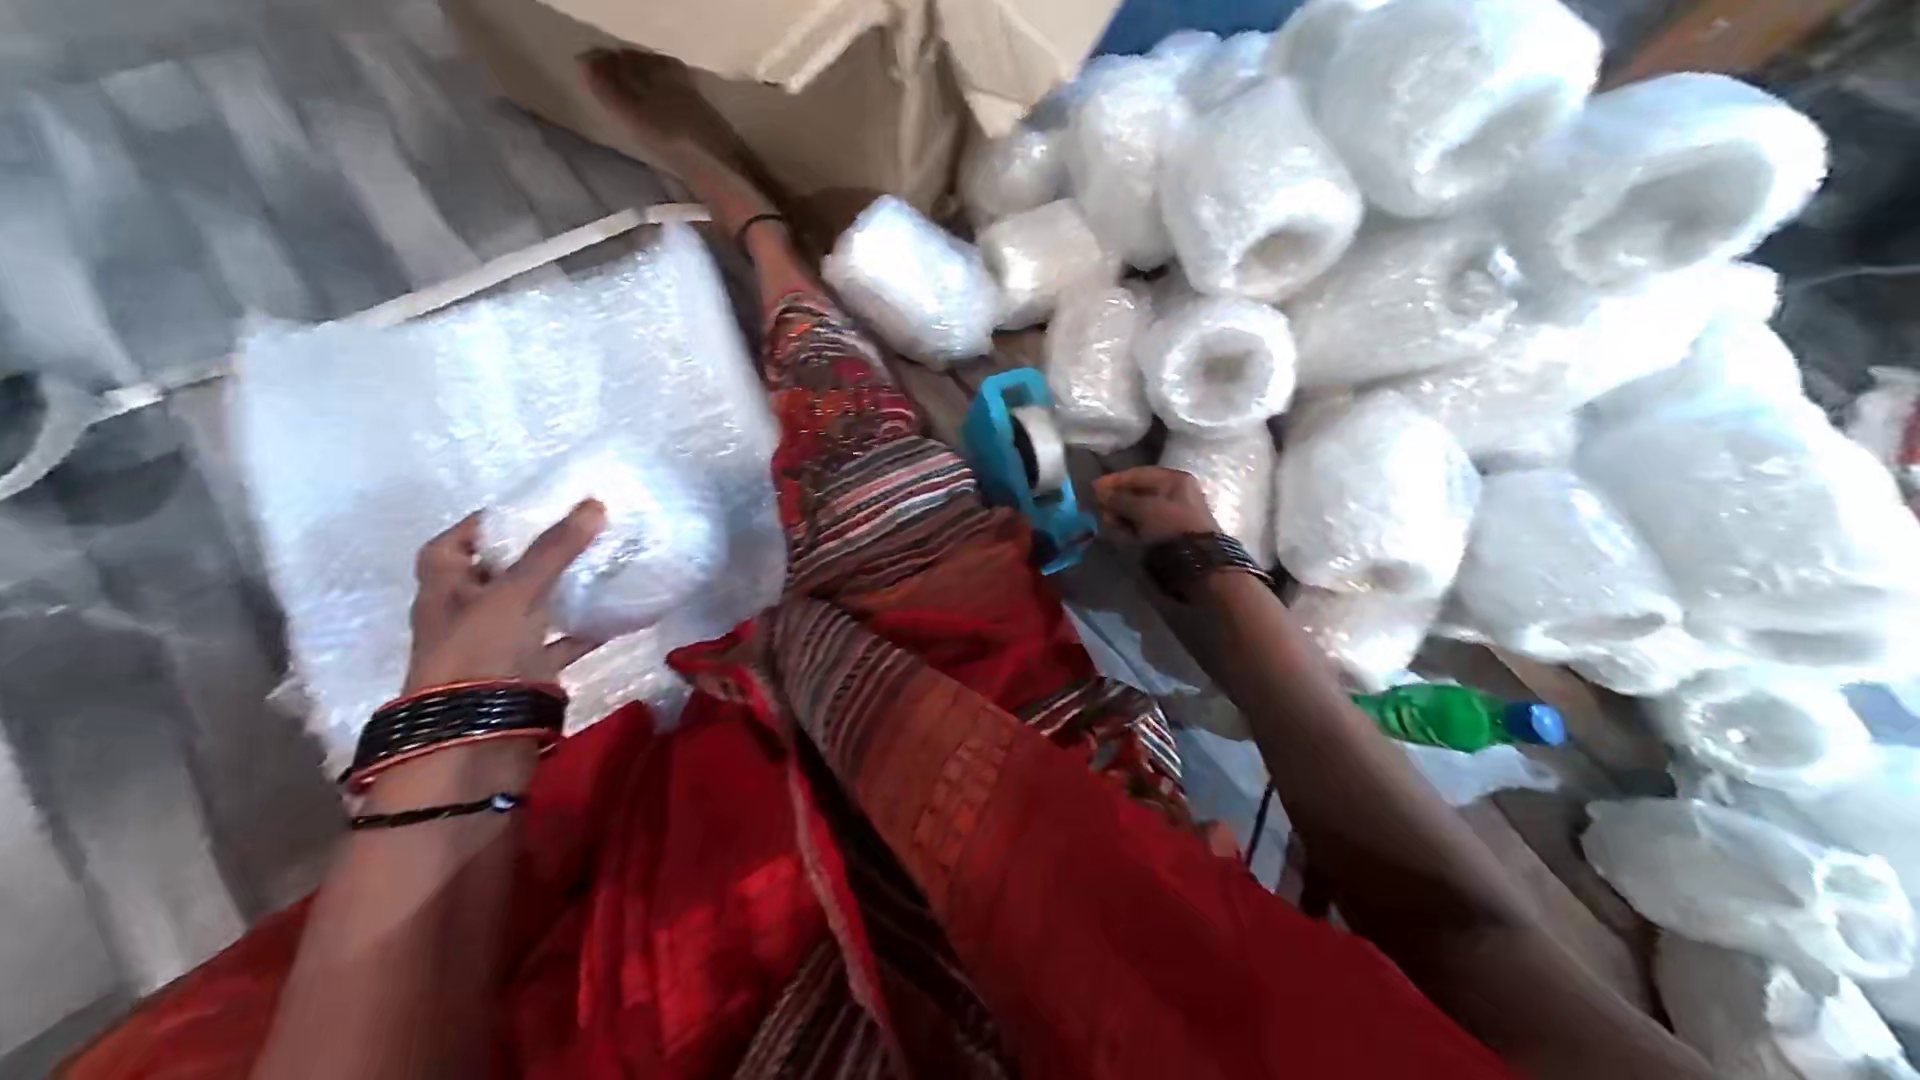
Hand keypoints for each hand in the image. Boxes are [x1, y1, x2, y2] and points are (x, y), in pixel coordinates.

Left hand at [403, 500, 606, 693]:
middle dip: (535, 553)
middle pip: (500, 573)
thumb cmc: (479, 651)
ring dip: (564, 589)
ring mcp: (499, 643)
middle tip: (576, 532)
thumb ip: (554, 550)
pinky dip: (588, 629)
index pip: (452, 544)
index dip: (483, 525)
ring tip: (601, 563)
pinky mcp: (528, 669)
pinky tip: (618, 613)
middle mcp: (468, 613)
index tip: (525, 509)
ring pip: (535, 606)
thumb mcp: (514, 592)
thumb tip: (594, 504)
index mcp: (445, 589)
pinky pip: (562, 641)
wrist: (480, 735)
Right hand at [1093, 467, 1219, 545]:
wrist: (1196, 564)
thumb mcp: (1142, 509)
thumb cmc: (1170, 526)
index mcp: (1175, 480)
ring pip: (1140, 511)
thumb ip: (1118, 499)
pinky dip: (1130, 527)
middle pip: (1138, 493)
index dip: (1114, 480)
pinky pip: (1144, 526)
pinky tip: (1116, 531)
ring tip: (1105, 521)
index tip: (1093, 488)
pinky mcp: (1169, 535)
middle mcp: (1176, 494)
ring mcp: (1173, 516)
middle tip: (1098, 507)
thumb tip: (1100, 494)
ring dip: (1121, 515)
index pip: (1139, 474)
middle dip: (1116, 500)